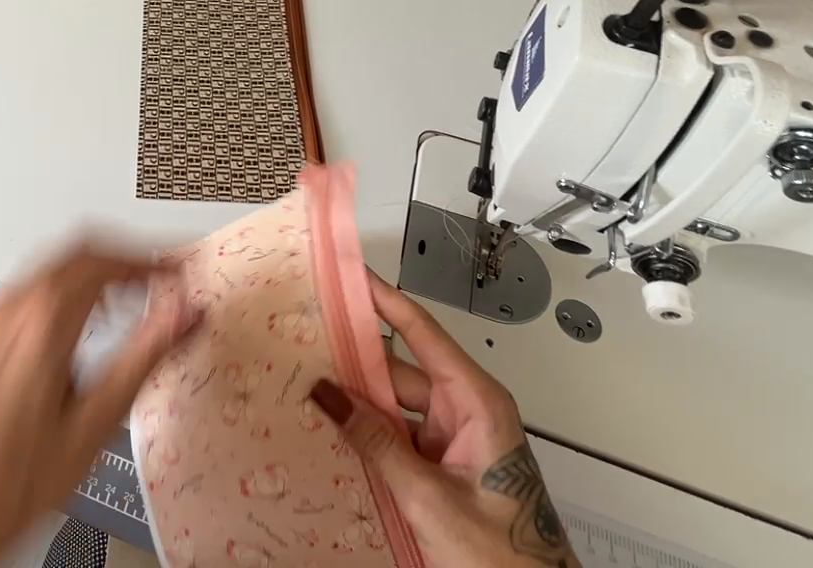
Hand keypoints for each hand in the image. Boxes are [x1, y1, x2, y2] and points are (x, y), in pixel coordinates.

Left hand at [0, 245, 198, 567]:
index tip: (176, 272)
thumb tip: (183, 313)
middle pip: (78, 253)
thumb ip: (144, 355)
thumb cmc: (15, 478)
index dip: (149, 260)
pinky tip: (86, 319)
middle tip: (161, 278)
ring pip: (54, 267)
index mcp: (42, 321)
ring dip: (97, 272)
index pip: (104, 260)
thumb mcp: (95, 420)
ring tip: (133, 297)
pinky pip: (32, 288)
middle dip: (126, 260)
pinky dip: (68, 289)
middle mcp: (11, 308)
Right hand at [307, 272, 578, 567]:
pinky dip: (366, 433)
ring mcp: (451, 438)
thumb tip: (328, 395)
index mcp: (477, 401)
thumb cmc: (507, 559)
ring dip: (355, 403)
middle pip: (396, 369)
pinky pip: (395, 435)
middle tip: (305, 344)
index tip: (349, 274)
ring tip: (307, 390)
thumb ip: (377, 445)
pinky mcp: (439, 464)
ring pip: (391, 405)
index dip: (383, 298)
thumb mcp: (431, 499)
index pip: (421, 333)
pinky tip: (333, 432)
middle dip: (352, 360)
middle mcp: (464, 410)